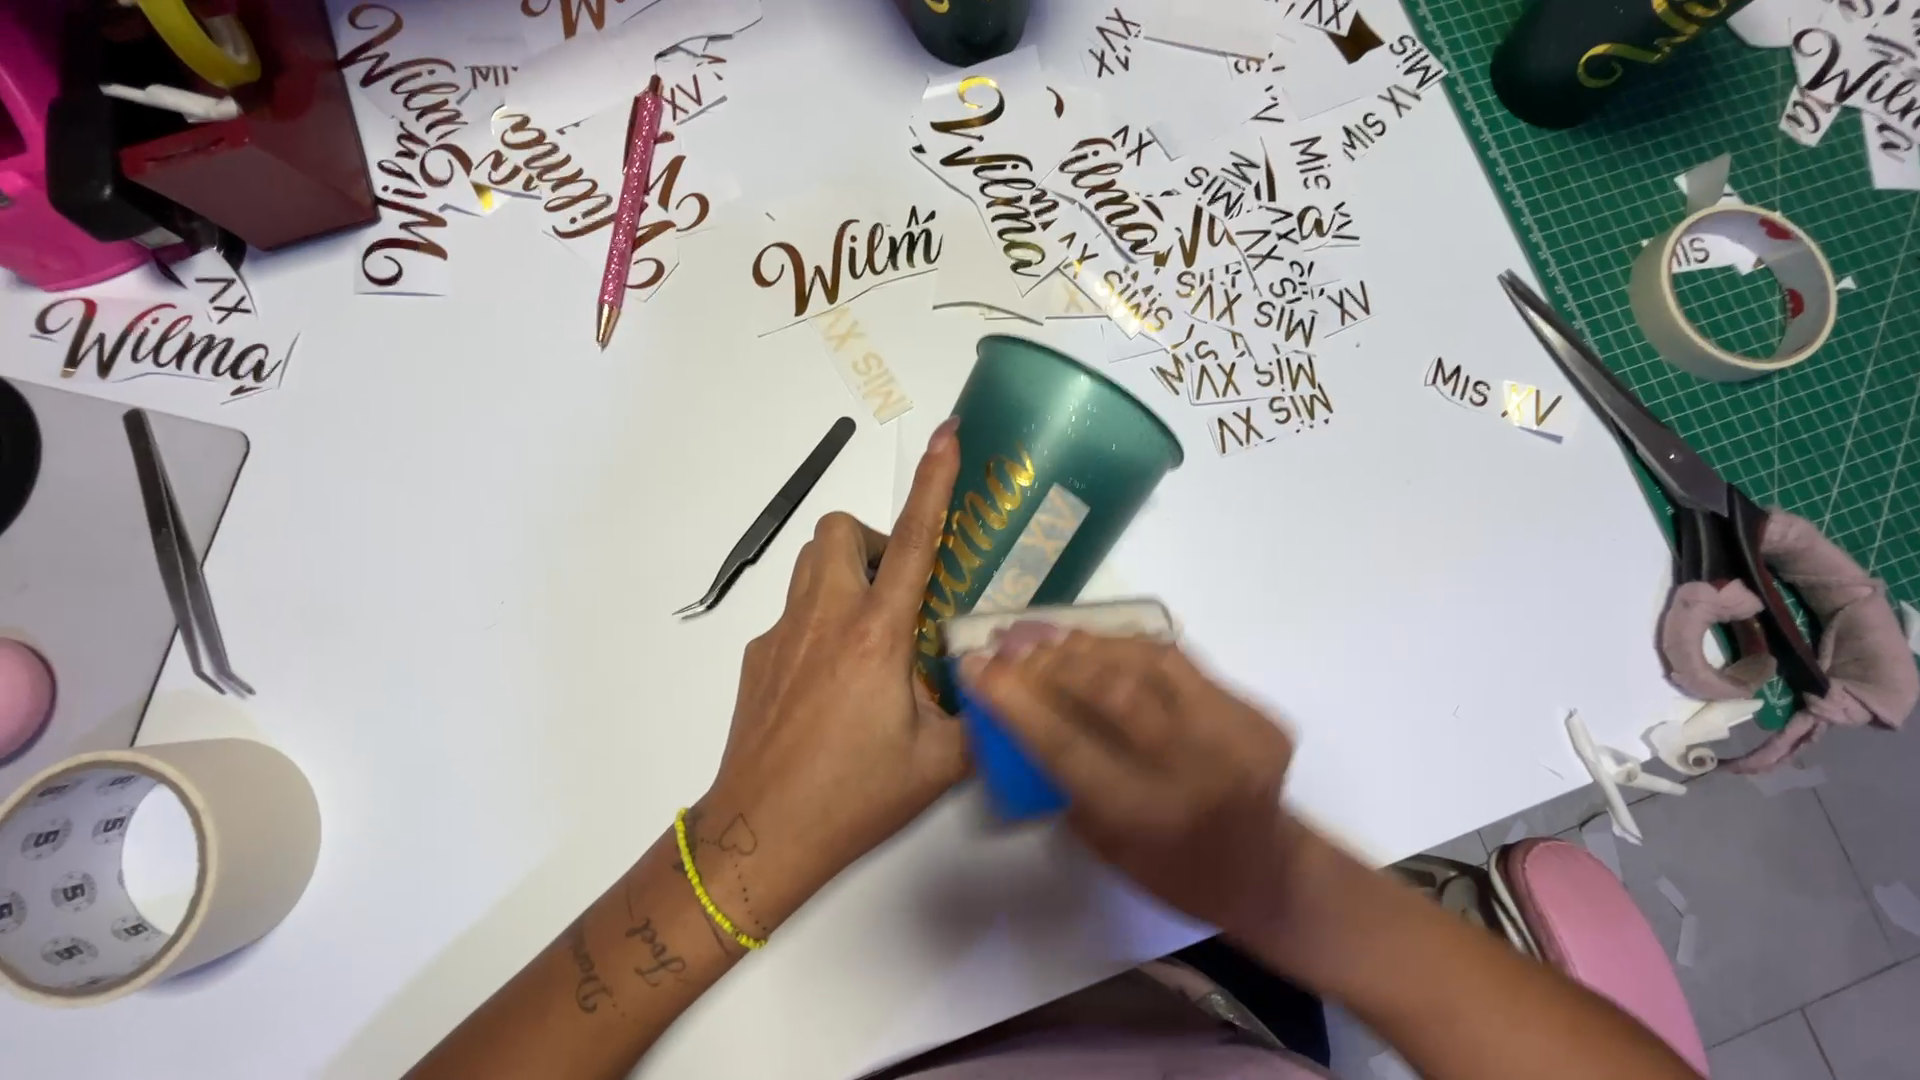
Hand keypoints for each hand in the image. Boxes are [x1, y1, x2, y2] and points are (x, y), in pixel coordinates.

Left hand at [692, 419, 967, 938]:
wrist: (762, 834)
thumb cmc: (855, 795)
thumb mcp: (940, 762)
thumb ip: (981, 716)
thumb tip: (1004, 689)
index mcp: (877, 634)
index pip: (912, 540)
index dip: (934, 482)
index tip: (947, 434)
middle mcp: (825, 619)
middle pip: (839, 530)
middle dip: (875, 540)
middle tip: (901, 591)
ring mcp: (782, 635)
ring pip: (811, 564)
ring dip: (846, 572)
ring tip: (872, 630)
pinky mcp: (757, 658)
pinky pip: (794, 614)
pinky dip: (821, 621)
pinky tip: (833, 683)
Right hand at [959, 633, 1307, 943]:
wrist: (1266, 871)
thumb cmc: (1169, 870)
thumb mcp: (1103, 843)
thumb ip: (1064, 776)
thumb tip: (1020, 704)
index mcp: (1150, 817)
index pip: (1067, 744)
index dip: (1015, 699)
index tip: (976, 665)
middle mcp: (1196, 769)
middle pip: (1110, 692)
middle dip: (1048, 661)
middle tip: (1006, 642)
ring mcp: (1233, 733)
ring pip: (1147, 662)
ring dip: (1085, 643)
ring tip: (1041, 632)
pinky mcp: (1252, 710)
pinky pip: (1177, 660)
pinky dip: (1126, 644)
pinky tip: (1092, 639)